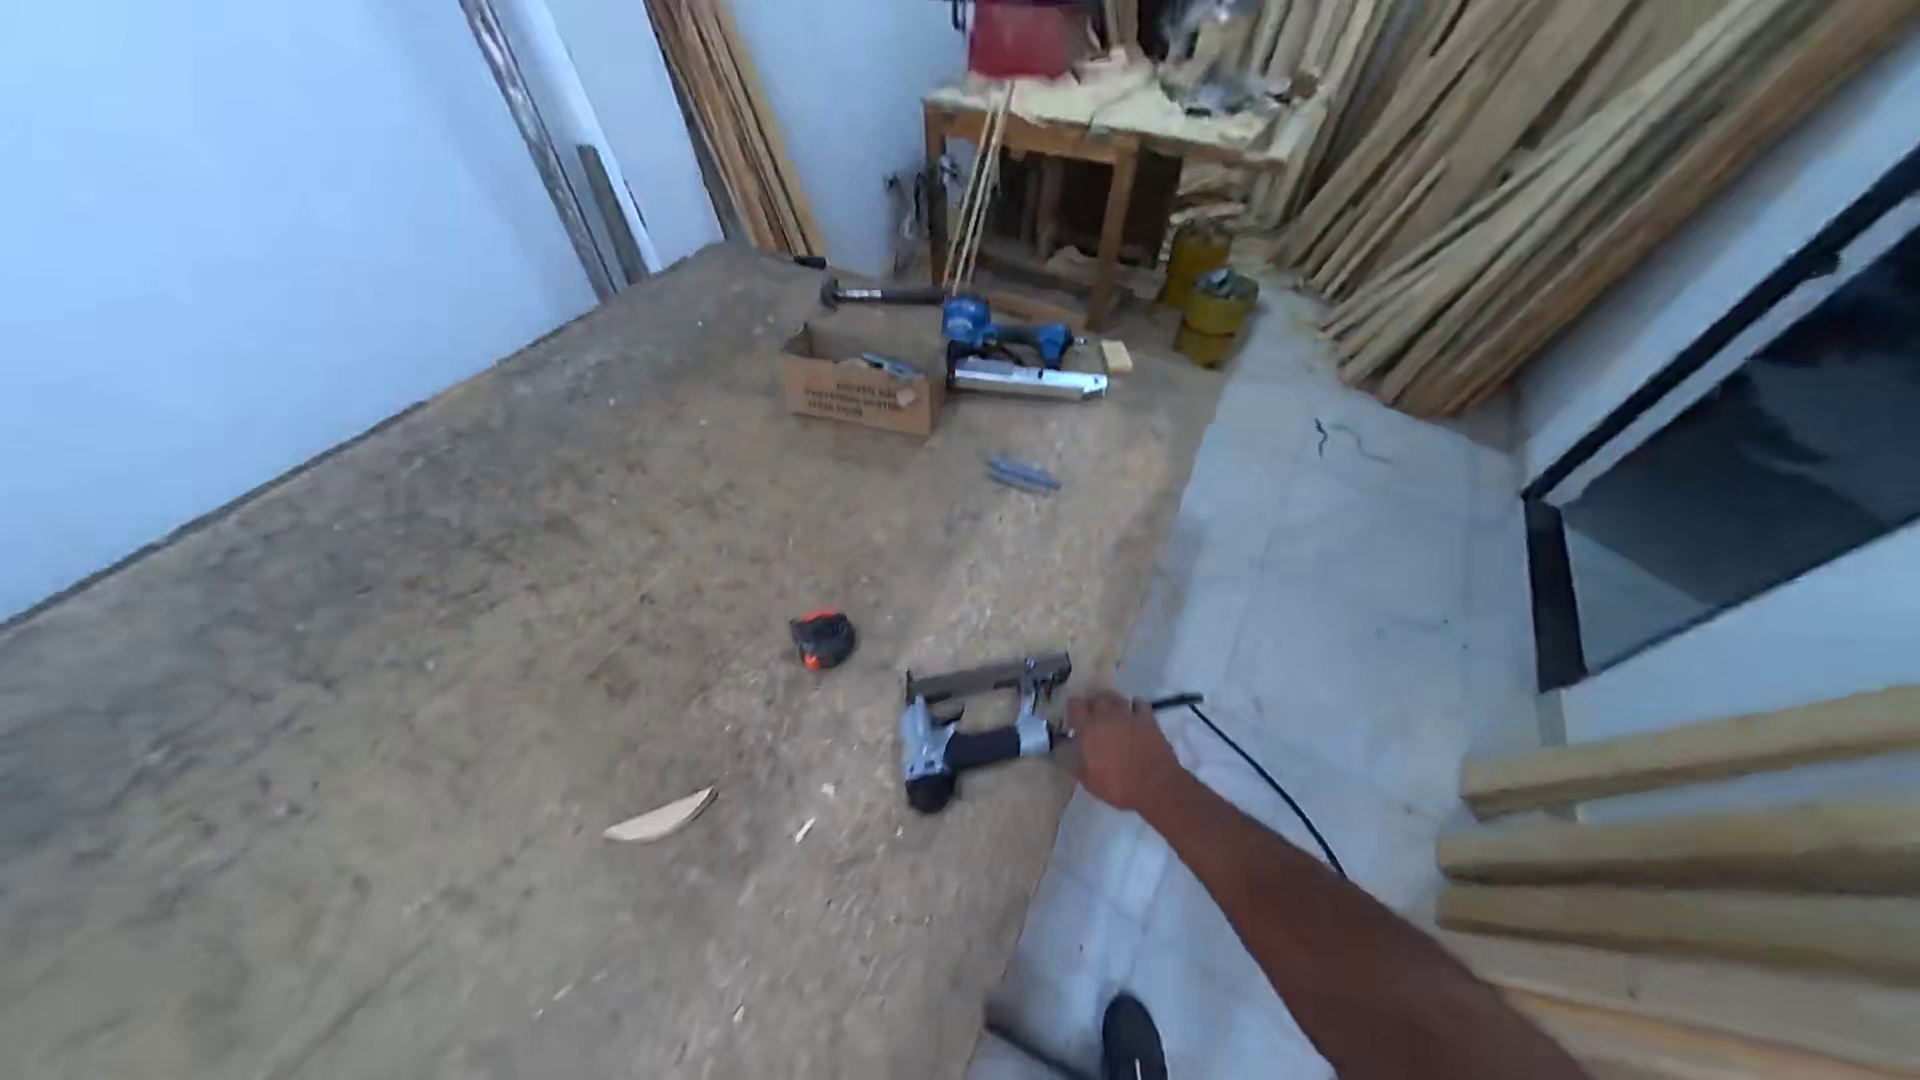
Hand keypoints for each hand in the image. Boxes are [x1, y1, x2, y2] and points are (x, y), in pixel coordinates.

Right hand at [1062, 690, 1189, 811]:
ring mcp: (1129, 716)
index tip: (1073, 717)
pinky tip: (1134, 711)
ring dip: (1111, 700)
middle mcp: (1107, 716)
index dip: (1073, 708)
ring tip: (1110, 707)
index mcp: (1089, 729)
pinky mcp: (1148, 720)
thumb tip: (1061, 753)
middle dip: (1091, 701)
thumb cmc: (1118, 785)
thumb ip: (1073, 764)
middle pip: (1096, 697)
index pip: (1075, 705)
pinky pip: (1140, 704)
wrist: (1155, 785)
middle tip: (1091, 710)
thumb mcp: (1089, 781)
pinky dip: (1135, 705)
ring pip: (1116, 697)